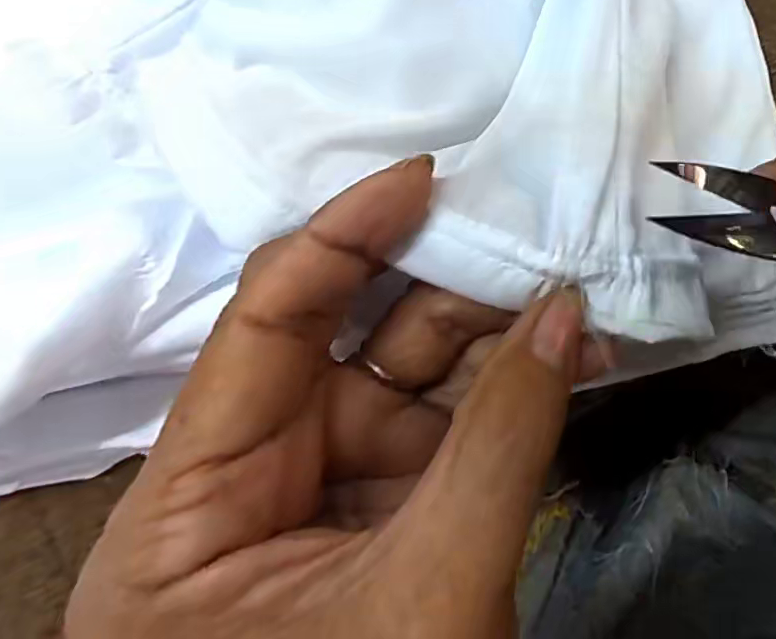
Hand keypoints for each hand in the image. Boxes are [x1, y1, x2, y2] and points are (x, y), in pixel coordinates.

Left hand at [65, 156, 603, 638]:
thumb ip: (499, 444)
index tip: (423, 178)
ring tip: (581, 306)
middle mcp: (267, 473)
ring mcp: (347, 484)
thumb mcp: (424, 597)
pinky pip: (470, 414)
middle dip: (452, 282)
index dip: (342, 236)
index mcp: (194, 504)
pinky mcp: (412, 500)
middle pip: (361, 332)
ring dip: (508, 330)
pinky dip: (525, 382)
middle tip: (530, 240)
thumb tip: (566, 311)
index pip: (268, 323)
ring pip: (430, 368)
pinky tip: (580, 359)